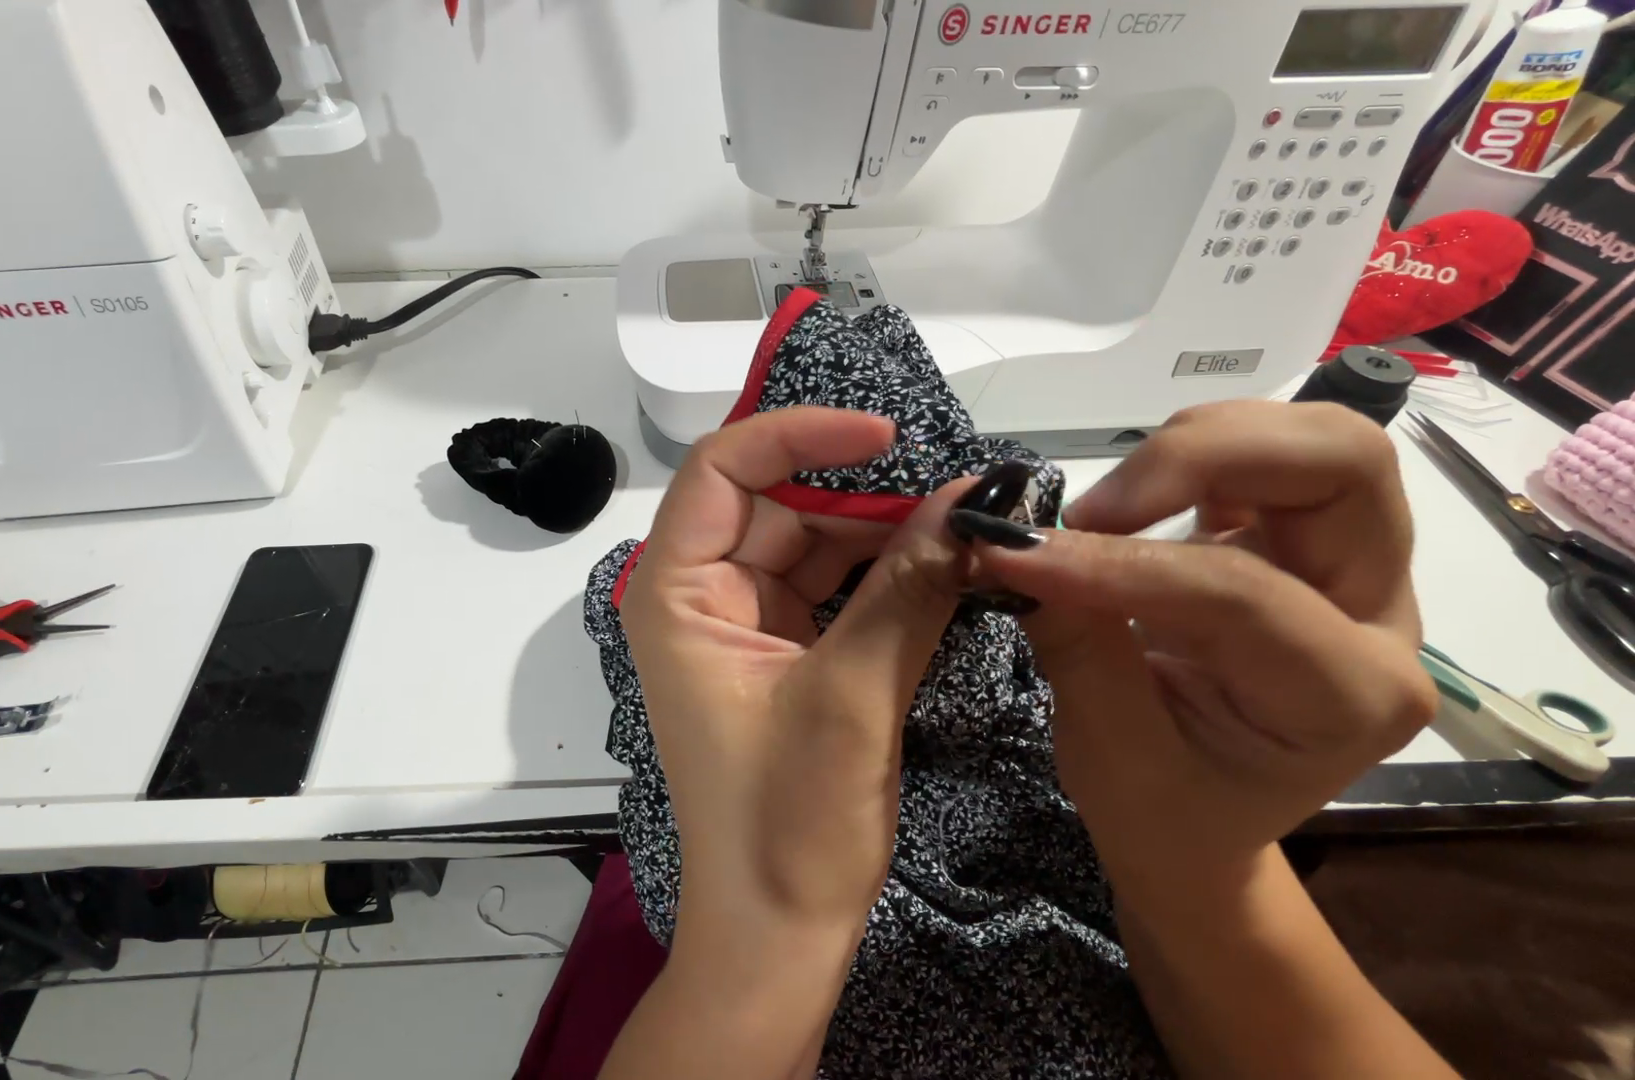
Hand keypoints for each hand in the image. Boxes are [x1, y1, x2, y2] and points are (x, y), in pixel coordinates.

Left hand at [620, 406, 973, 935]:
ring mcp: (741, 626)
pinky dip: (882, 578)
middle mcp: (699, 598)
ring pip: (811, 546)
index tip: (886, 436)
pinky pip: (830, 590)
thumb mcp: (852, 696)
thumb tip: (974, 504)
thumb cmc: (787, 824)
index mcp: (676, 595)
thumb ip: (909, 590)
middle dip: (861, 495)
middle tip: (955, 494)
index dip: (798, 435)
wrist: (776, 932)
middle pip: (776, 505)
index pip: (722, 471)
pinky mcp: (780, 655)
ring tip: (963, 529)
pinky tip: (941, 569)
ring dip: (883, 536)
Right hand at [966, 401, 1437, 892]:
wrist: (1198, 826)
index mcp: (1350, 695)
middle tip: (1089, 507)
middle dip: (1202, 457)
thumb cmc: (1161, 810)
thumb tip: (1010, 547)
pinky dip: (1190, 457)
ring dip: (1194, 447)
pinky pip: (1267, 459)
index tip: (1014, 553)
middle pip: (1338, 467)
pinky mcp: (1300, 545)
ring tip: (1100, 509)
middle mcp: (1379, 617)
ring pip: (1311, 442)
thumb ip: (1075, 641)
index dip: (1119, 564)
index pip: (1242, 591)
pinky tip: (1133, 502)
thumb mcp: (1110, 750)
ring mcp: (1352, 571)